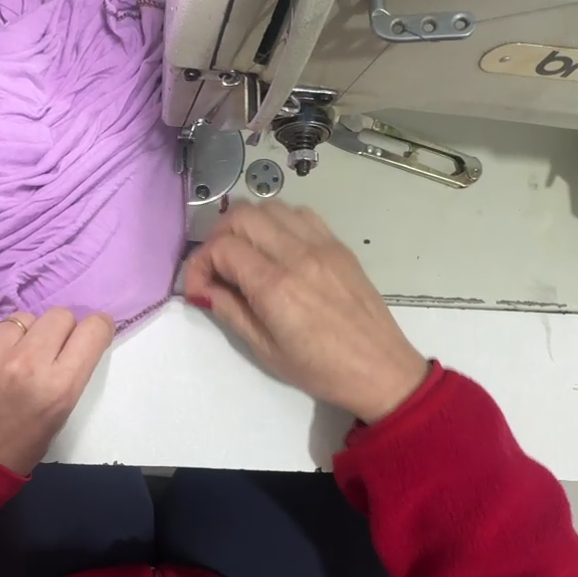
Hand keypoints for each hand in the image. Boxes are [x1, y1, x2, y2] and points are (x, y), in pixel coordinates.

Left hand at [0, 308, 115, 474]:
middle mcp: (26, 362)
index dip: (95, 329)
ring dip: (23, 336)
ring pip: (22, 318)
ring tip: (10, 362)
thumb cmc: (16, 447)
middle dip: (59, 331)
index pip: (92, 330)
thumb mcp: (58, 418)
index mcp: (58, 387)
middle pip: (59, 315)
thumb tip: (69, 339)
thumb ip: (68, 374)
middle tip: (46, 353)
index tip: (89, 335)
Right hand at [183, 202, 428, 421]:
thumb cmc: (319, 369)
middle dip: (218, 238)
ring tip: (245, 256)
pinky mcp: (337, 244)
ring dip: (248, 226)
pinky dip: (278, 223)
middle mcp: (297, 255)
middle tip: (217, 268)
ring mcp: (321, 244)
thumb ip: (230, 310)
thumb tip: (202, 288)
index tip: (199, 288)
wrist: (378, 368)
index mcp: (275, 287)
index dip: (199, 264)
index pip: (221, 248)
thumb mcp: (264, 349)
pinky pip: (299, 214)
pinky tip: (276, 249)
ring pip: (270, 207)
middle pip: (242, 215)